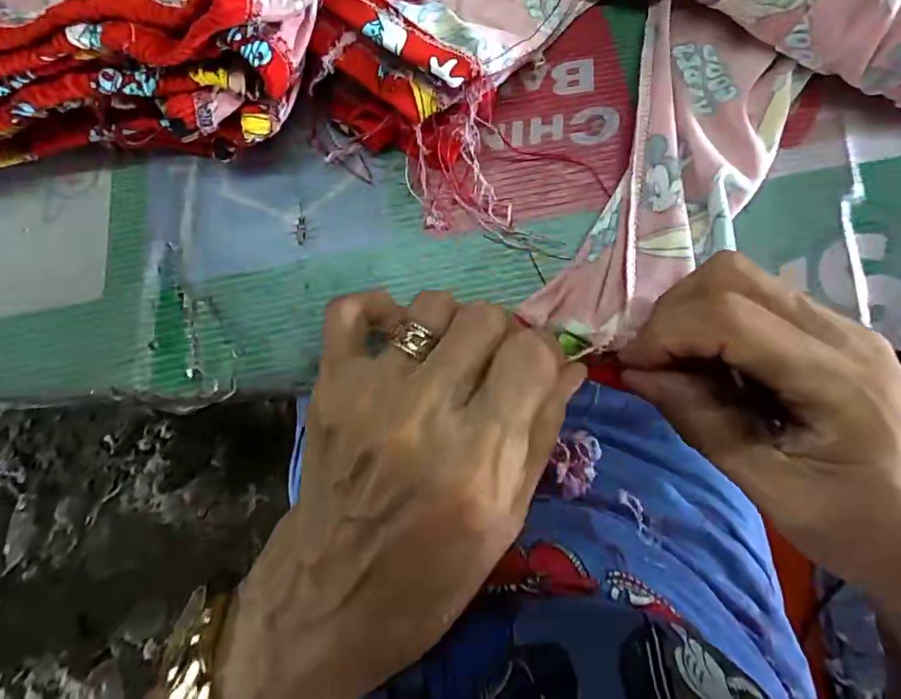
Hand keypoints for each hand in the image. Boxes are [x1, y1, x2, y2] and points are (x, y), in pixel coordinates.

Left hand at [216, 291, 585, 698]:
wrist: (334, 595)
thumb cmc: (432, 574)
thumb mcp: (506, 518)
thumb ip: (541, 432)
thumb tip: (570, 363)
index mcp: (478, 459)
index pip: (529, 354)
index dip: (540, 354)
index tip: (533, 369)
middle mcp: (424, 414)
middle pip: (484, 317)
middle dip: (501, 336)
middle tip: (490, 367)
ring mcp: (370, 391)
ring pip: (431, 305)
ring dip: (451, 324)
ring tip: (446, 357)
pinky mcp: (330, 383)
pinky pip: (350, 309)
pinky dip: (378, 308)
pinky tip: (395, 332)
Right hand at [617, 252, 900, 698]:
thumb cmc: (859, 533)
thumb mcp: (770, 491)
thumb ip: (699, 422)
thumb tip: (633, 373)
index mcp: (839, 381)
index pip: (731, 317)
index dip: (667, 331)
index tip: (630, 364)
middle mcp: (844, 334)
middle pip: (733, 276)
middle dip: (674, 311)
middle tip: (651, 360)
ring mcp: (844, 326)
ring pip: (743, 277)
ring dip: (692, 309)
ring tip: (677, 360)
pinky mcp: (835, 330)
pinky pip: (759, 296)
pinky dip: (716, 316)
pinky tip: (714, 361)